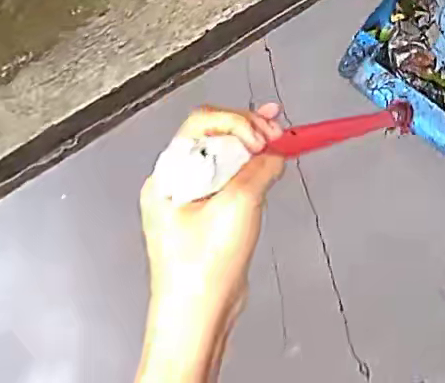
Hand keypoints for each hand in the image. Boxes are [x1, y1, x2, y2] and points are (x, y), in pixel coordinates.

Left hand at [136, 103, 285, 382]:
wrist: (197, 323)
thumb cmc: (200, 276)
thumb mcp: (238, 207)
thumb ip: (260, 169)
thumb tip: (273, 153)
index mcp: (168, 175)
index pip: (202, 123)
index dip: (236, 122)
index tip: (262, 137)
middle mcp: (174, 182)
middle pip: (213, 135)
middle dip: (247, 128)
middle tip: (274, 131)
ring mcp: (190, 197)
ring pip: (222, 155)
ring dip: (251, 144)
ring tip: (277, 137)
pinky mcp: (206, 212)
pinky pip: (227, 176)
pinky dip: (249, 165)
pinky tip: (267, 158)